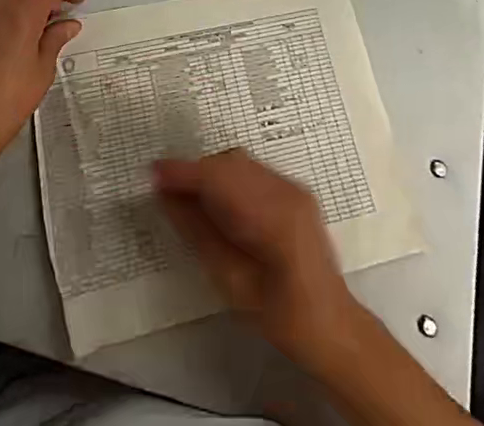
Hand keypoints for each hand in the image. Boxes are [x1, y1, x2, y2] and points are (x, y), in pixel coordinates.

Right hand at [154, 150, 361, 369]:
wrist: (330, 322)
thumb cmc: (279, 314)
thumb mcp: (230, 279)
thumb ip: (198, 232)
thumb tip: (168, 198)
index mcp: (272, 215)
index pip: (219, 177)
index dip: (183, 172)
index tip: (153, 173)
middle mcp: (286, 190)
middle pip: (230, 163)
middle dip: (194, 172)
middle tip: (165, 191)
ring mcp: (294, 187)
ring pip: (241, 163)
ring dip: (210, 173)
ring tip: (187, 198)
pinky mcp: (296, 191)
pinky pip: (253, 171)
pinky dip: (228, 178)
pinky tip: (216, 201)